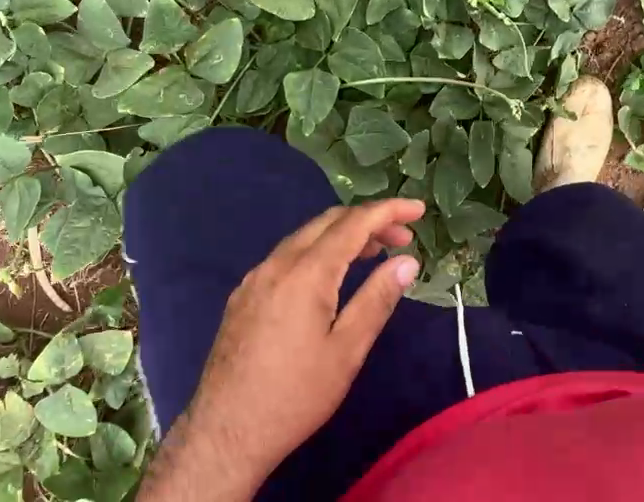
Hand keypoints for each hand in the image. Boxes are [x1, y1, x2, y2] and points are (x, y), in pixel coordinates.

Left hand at [170, 199, 424, 483]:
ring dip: (341, 235)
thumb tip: (407, 261)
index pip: (354, 224)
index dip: (388, 211)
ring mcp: (255, 278)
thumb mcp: (346, 351)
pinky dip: (316, 252)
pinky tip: (328, 276)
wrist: (225, 432)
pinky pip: (286, 256)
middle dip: (367, 220)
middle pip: (328, 221)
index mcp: (306, 272)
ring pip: (304, 237)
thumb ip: (377, 299)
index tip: (418, 209)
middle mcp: (277, 263)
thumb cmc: (295, 395)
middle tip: (402, 237)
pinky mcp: (243, 295)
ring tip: (373, 253)